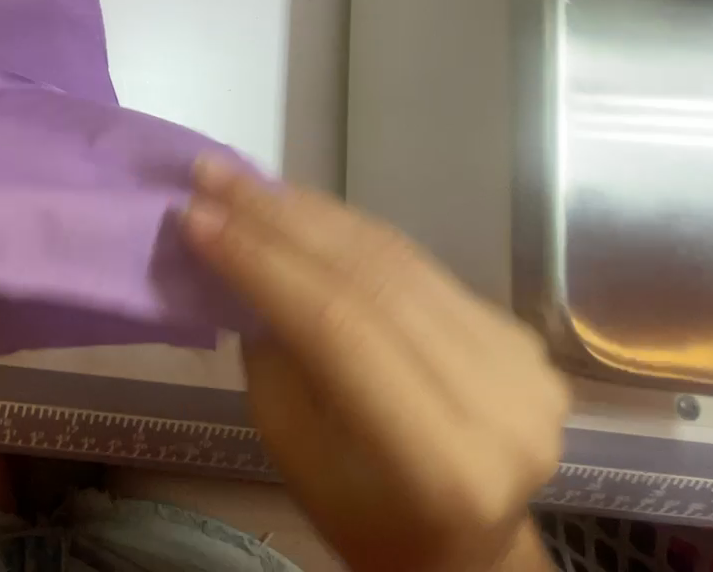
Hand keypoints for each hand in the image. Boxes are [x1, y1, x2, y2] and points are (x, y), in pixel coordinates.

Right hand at [182, 159, 568, 571]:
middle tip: (209, 176)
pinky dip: (340, 223)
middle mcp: (500, 406)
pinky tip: (289, 200)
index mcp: (440, 462)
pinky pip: (410, 257)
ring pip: (389, 256)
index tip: (193, 216)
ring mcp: (519, 361)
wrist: (453, 537)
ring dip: (302, 208)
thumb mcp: (286, 434)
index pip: (337, 328)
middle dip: (273, 219)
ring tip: (238, 179)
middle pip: (368, 281)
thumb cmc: (350, 502)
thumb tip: (230, 250)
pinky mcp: (516, 329)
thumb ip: (271, 341)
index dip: (259, 263)